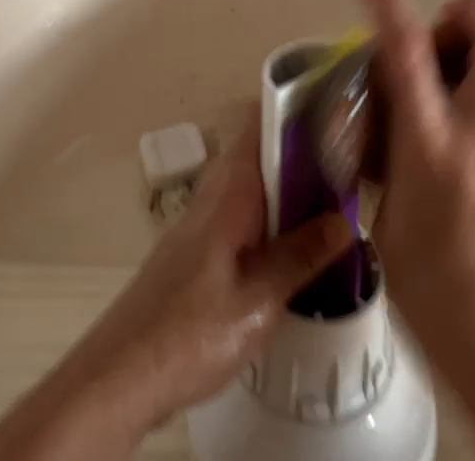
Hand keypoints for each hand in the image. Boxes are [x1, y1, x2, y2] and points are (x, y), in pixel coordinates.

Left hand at [0, 113, 353, 459]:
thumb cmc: (189, 333)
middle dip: (305, 146)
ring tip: (342, 192)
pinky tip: (302, 241)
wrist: (118, 378)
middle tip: (356, 152)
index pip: (259, 125)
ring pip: (255, 185)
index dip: (295, 104)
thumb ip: (300, 256)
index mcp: (230, 194)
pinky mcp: (200, 253)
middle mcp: (215, 198)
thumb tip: (345, 219)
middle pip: (261, 152)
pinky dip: (278, 214)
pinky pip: (247, 215)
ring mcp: (204, 225)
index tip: (336, 96)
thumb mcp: (258, 300)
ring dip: (293, 183)